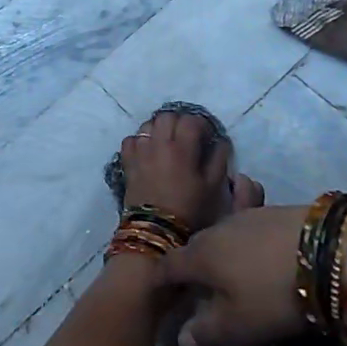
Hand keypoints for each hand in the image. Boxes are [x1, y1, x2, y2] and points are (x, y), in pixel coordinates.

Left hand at [117, 110, 234, 232]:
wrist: (156, 229)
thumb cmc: (190, 209)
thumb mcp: (213, 186)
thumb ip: (218, 159)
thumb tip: (219, 141)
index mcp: (181, 148)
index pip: (190, 120)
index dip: (201, 124)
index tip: (206, 135)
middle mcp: (157, 144)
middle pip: (167, 116)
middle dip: (179, 121)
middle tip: (187, 135)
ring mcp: (139, 151)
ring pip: (147, 124)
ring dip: (159, 128)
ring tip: (168, 141)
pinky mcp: (127, 161)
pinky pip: (131, 139)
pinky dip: (140, 140)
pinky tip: (149, 150)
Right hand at [158, 206, 310, 345]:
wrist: (331, 252)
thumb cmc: (273, 293)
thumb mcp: (240, 324)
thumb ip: (206, 332)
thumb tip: (180, 341)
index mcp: (198, 256)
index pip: (167, 266)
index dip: (159, 280)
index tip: (155, 289)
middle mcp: (215, 230)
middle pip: (194, 248)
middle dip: (191, 264)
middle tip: (196, 283)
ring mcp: (247, 216)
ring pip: (222, 234)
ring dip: (221, 251)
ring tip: (230, 268)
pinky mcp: (276, 212)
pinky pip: (250, 226)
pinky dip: (248, 239)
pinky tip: (262, 250)